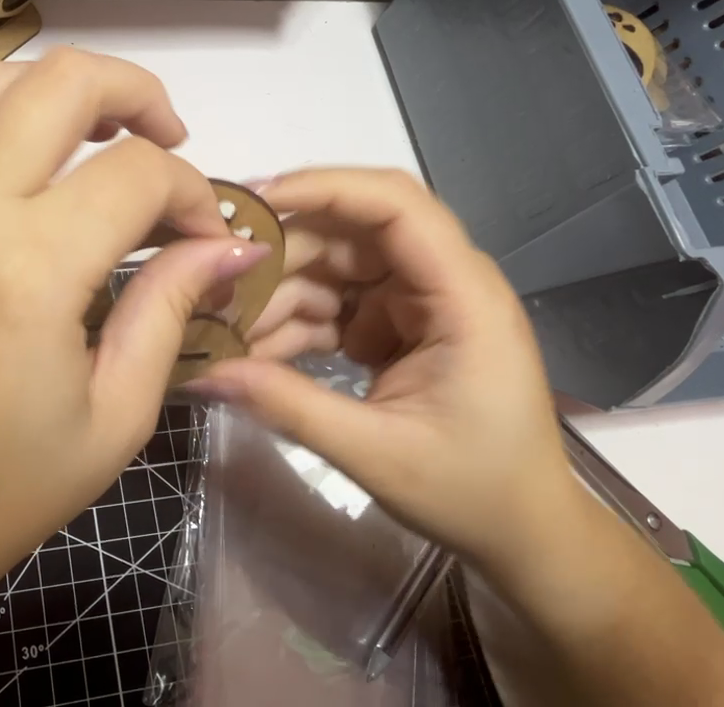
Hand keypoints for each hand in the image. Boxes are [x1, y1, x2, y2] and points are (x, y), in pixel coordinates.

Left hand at [0, 49, 270, 594]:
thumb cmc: (1, 489)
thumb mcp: (115, 415)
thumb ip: (171, 308)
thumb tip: (230, 246)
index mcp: (29, 265)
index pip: (138, 174)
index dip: (192, 193)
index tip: (205, 238)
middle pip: (61, 83)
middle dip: (135, 94)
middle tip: (166, 141)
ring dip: (50, 91)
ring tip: (88, 135)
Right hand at [193, 168, 575, 574]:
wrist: (522, 534)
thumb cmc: (474, 492)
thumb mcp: (376, 453)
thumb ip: (288, 405)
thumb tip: (201, 372)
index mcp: (462, 296)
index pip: (396, 205)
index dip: (324, 189)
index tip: (253, 205)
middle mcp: (441, 281)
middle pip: (351, 231)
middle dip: (283, 254)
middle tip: (218, 286)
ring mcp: (416, 301)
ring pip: (332, 265)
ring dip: (279, 293)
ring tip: (227, 330)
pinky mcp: (395, 323)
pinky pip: (332, 301)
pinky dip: (292, 321)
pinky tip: (253, 350)